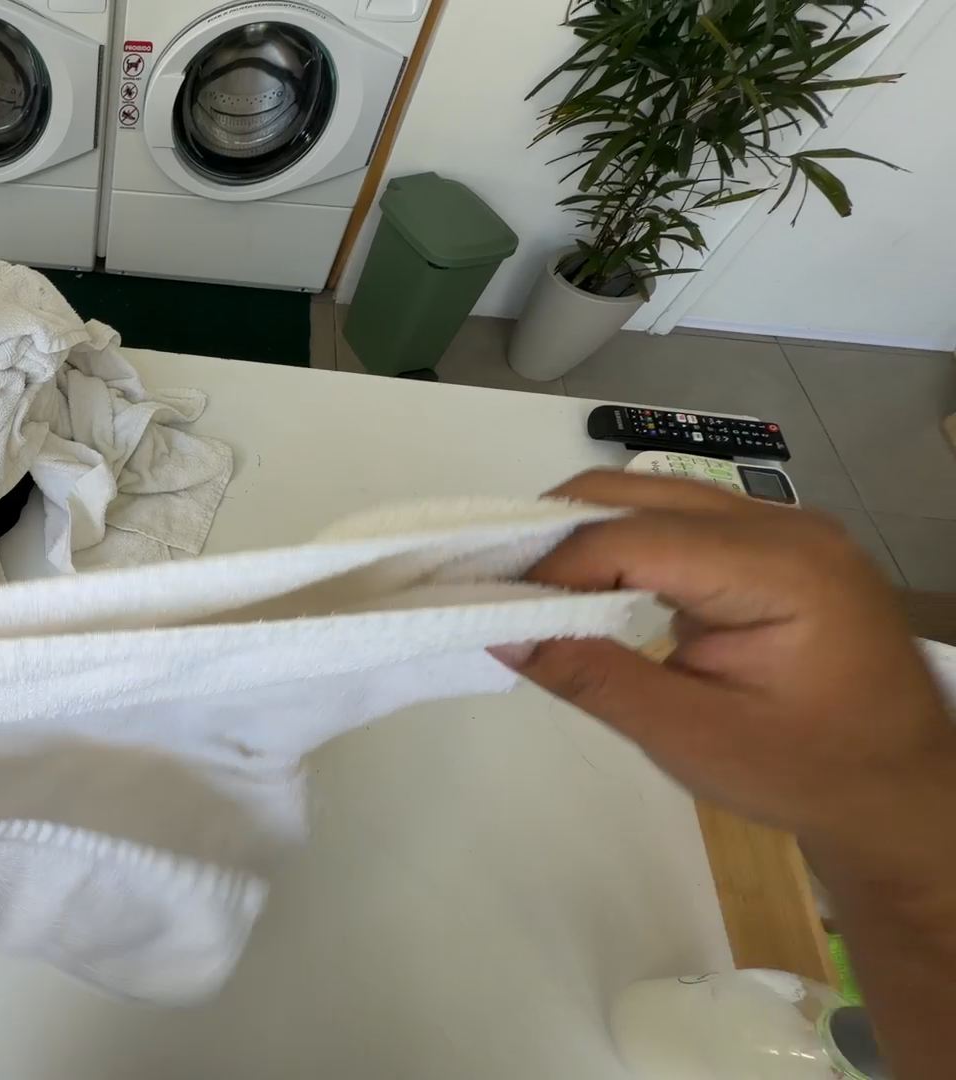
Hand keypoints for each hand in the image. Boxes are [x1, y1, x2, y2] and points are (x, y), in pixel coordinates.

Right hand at [510, 470, 955, 1079]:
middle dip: (545, 535)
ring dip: (567, 533)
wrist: (898, 790)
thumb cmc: (803, 770)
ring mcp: (772, 526)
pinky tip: (575, 582)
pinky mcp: (755, 541)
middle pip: (623, 493)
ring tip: (527, 586)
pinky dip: (598, 540)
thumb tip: (499, 634)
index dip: (548, 570)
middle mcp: (780, 526)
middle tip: (497, 587)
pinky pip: (654, 514)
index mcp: (781, 570)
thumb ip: (589, 676)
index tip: (498, 613)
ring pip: (632, 493)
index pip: (626, 540)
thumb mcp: (686, 734)